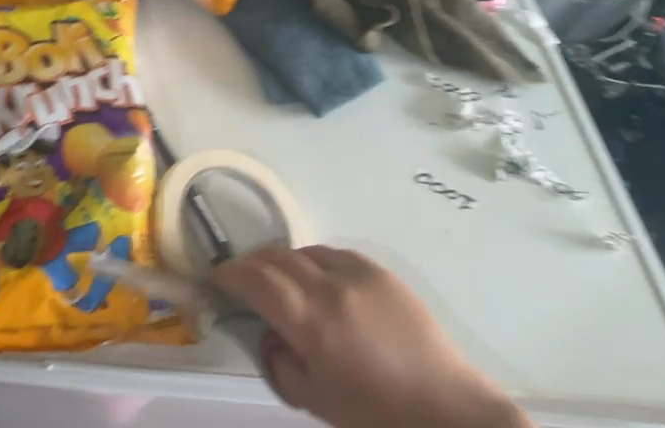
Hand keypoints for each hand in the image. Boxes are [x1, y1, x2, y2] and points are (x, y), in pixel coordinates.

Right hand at [214, 245, 529, 427]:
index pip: (255, 280)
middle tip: (240, 277)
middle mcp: (329, 287)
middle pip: (275, 258)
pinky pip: (335, 255)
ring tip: (280, 279)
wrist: (448, 411)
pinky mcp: (381, 273)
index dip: (230, 274)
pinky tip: (319, 280)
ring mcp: (357, 275)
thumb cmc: (376, 414)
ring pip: (304, 252)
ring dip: (284, 262)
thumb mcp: (315, 399)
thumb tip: (269, 335)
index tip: (217, 278)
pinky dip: (316, 262)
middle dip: (251, 264)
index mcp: (309, 322)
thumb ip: (280, 362)